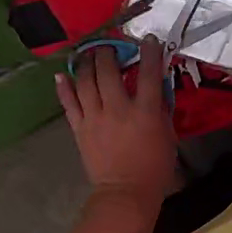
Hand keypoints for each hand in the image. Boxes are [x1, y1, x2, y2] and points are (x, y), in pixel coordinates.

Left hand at [55, 37, 176, 206]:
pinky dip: (64, 87)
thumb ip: (162, 112)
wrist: (125, 192)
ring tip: (89, 55)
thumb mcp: (168, 137)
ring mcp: (95, 117)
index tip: (148, 40)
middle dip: (108, 53)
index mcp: (145, 112)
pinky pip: (69, 102)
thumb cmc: (155, 168)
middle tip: (109, 46)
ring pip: (86, 81)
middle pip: (108, 71)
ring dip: (87, 63)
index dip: (149, 53)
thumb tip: (158, 91)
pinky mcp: (80, 128)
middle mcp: (118, 109)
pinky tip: (62, 74)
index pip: (148, 73)